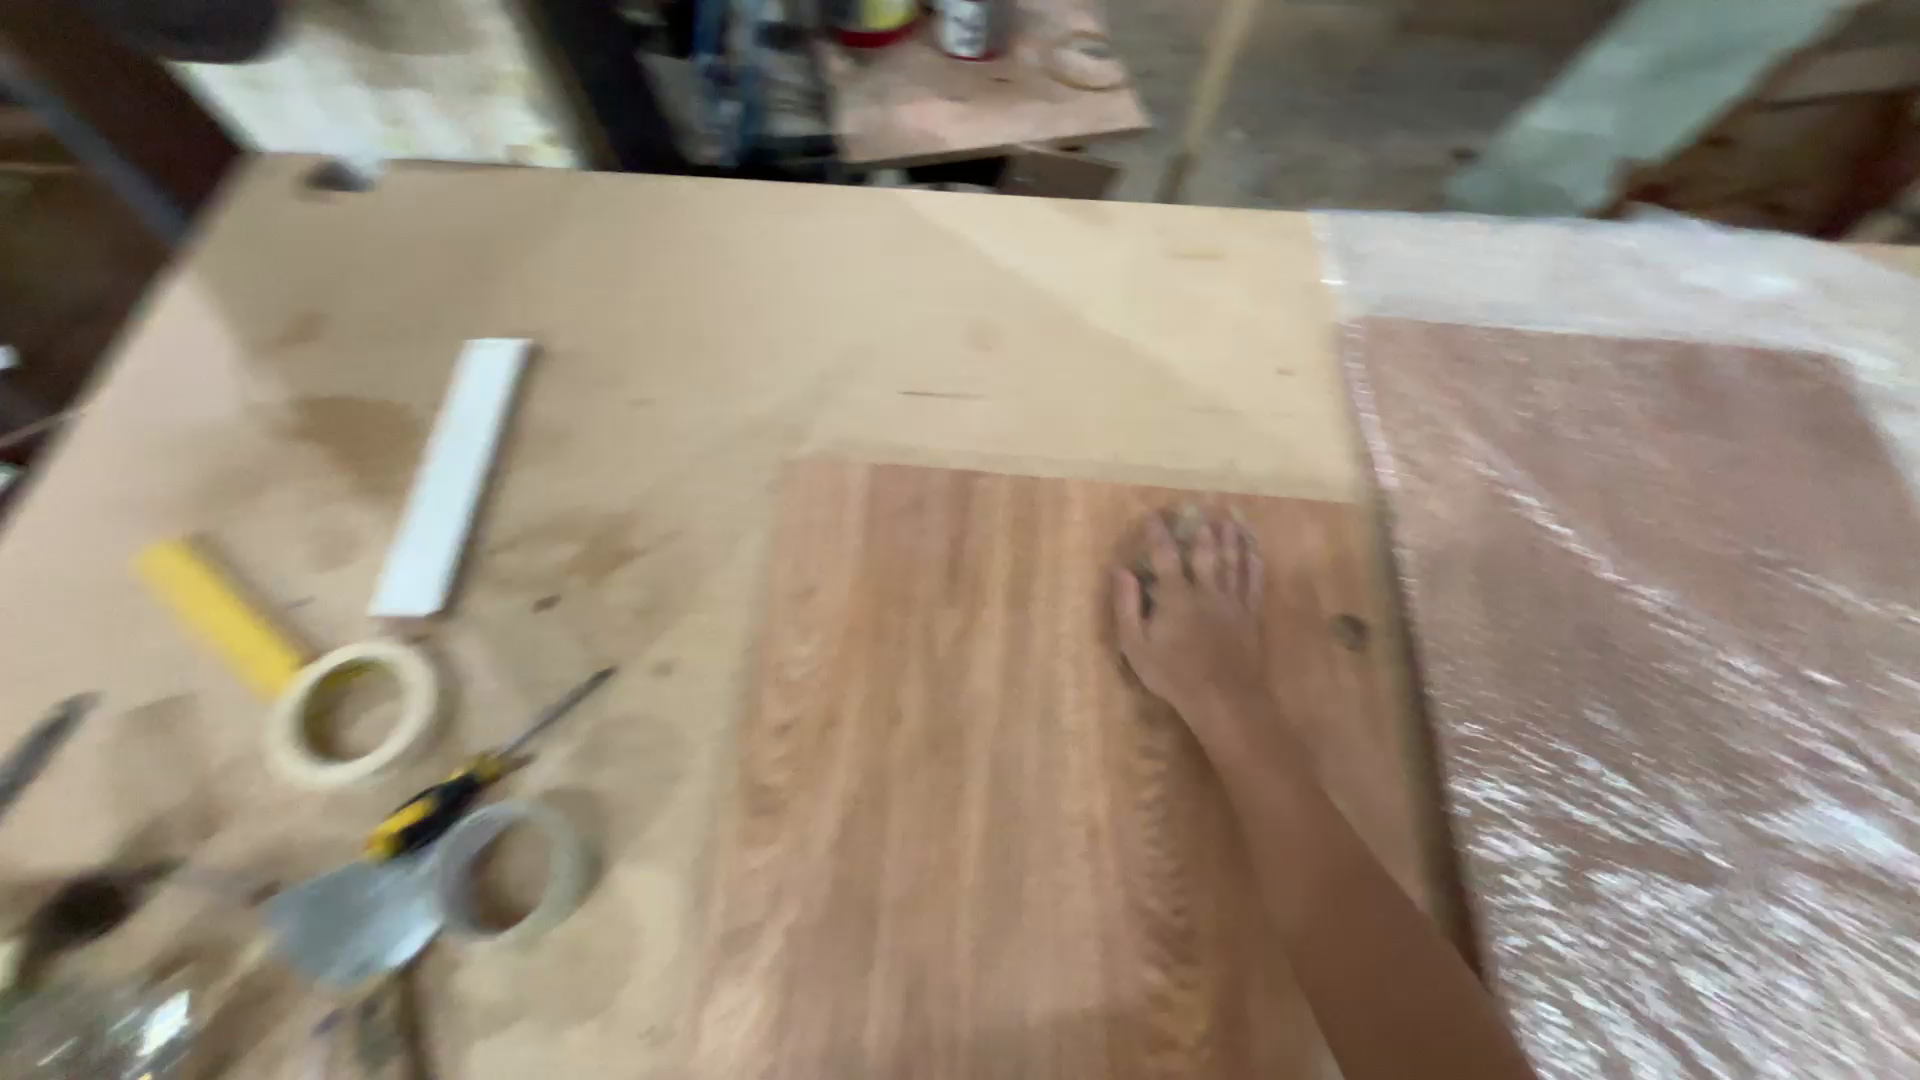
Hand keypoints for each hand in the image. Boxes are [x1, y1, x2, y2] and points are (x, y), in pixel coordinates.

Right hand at [1112, 510, 1267, 724]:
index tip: (1152, 516)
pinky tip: (1254, 550)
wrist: (1223, 698)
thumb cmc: (1173, 674)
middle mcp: (1205, 590)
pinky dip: (1254, 562)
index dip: (1157, 534)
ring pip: (1232, 561)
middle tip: (1200, 509)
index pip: (1164, 556)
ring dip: (1230, 538)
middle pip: (1204, 552)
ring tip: (1229, 518)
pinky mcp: (1250, 615)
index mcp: (1175, 595)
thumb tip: (1121, 571)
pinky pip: (1253, 582)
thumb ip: (1126, 606)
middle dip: (1200, 529)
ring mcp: (1231, 602)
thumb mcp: (1135, 645)